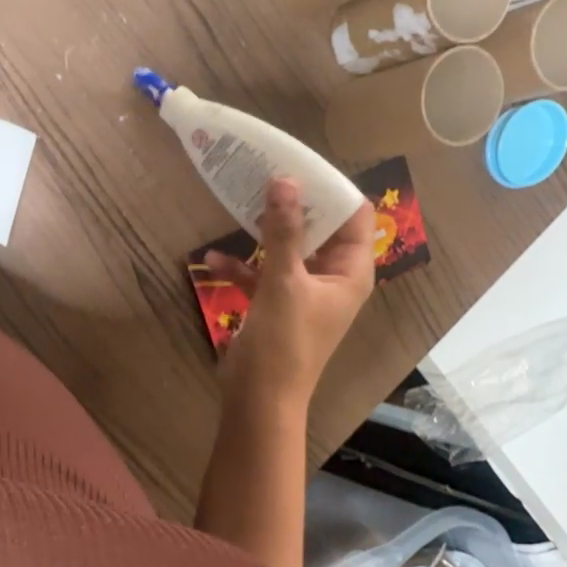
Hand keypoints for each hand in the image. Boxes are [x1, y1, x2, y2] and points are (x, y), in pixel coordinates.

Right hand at [206, 177, 374, 407]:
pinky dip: (241, 267)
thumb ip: (284, 232)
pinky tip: (212, 260)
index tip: (297, 166)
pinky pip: (261, 277)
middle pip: (318, 229)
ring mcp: (302, 294)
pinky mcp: (275, 308)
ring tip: (237, 206)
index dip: (330, 189)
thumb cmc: (283, 343)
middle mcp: (331, 278)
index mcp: (350, 272)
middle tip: (262, 177)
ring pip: (286, 250)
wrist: (259, 401)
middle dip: (291, 205)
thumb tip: (284, 181)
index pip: (354, 215)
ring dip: (262, 233)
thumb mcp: (283, 283)